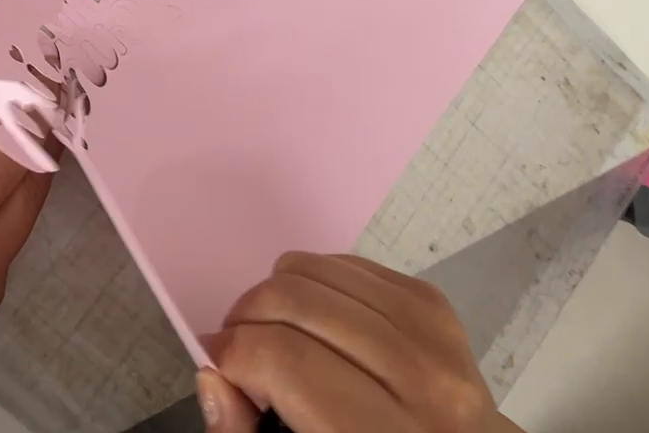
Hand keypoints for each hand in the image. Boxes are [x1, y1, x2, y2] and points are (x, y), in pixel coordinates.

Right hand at [197, 253, 522, 432]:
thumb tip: (213, 374)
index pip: (287, 359)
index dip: (234, 355)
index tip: (219, 368)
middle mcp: (427, 385)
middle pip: (296, 302)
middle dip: (246, 319)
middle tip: (238, 350)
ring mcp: (436, 335)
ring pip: (313, 271)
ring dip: (274, 295)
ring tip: (274, 333)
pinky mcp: (433, 303)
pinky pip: (342, 263)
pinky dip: (310, 283)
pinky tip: (314, 322)